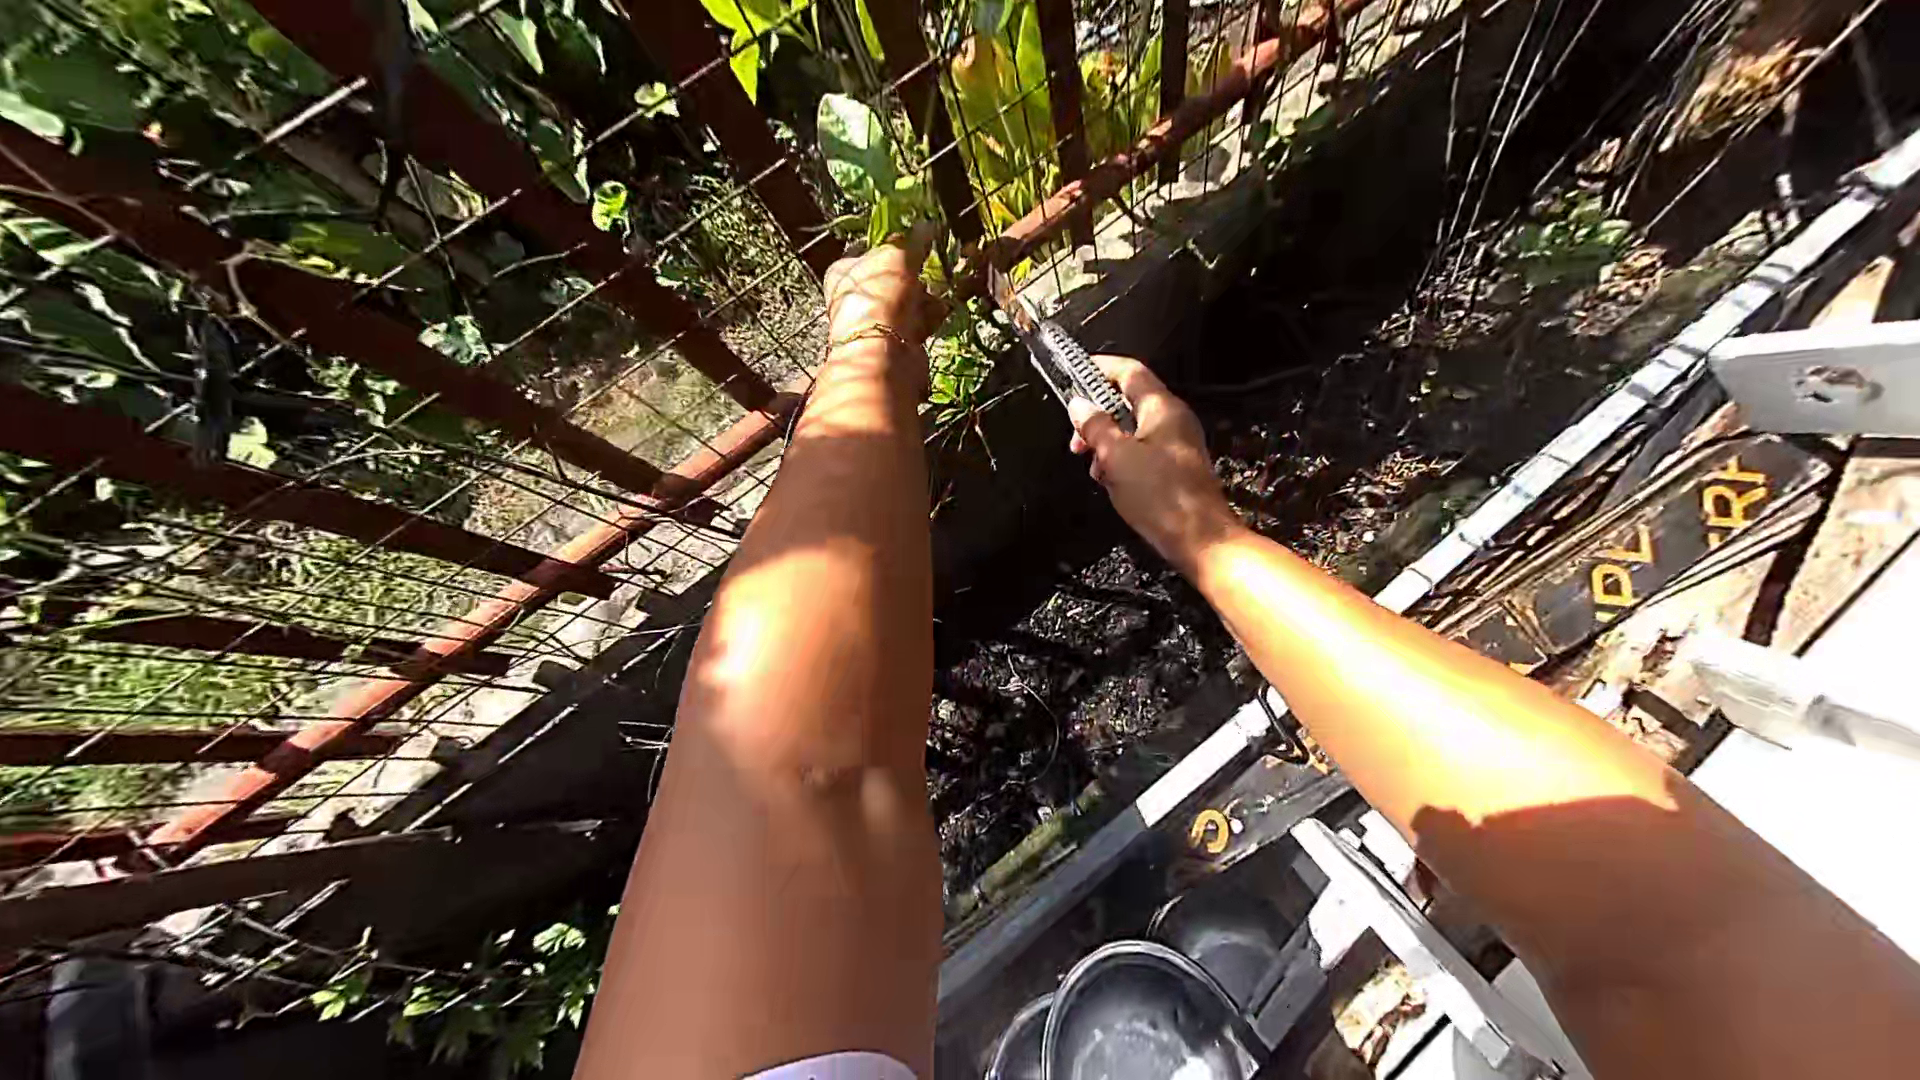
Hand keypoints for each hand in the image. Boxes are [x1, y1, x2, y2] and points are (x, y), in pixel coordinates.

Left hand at [822, 222, 945, 347]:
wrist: (884, 353)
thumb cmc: (880, 295)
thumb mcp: (897, 254)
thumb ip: (913, 240)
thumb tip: (927, 226)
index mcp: (844, 271)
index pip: (869, 248)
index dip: (894, 243)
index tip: (917, 240)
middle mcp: (857, 297)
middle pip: (894, 276)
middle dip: (917, 274)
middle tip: (932, 268)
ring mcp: (877, 322)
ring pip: (910, 300)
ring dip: (927, 297)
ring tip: (938, 293)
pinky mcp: (897, 342)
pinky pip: (918, 322)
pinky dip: (930, 317)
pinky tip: (938, 313)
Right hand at [1068, 355, 1243, 571]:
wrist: (1198, 539)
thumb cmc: (1162, 497)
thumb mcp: (1117, 457)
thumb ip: (1095, 427)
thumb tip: (1079, 405)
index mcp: (1162, 409)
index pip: (1129, 371)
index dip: (1100, 367)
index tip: (1074, 371)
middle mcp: (1172, 421)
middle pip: (1126, 403)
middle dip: (1096, 418)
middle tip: (1076, 438)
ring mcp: (1175, 444)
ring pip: (1130, 431)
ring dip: (1106, 444)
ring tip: (1096, 467)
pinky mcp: (1173, 468)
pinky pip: (1140, 453)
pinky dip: (1120, 461)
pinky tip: (1112, 482)